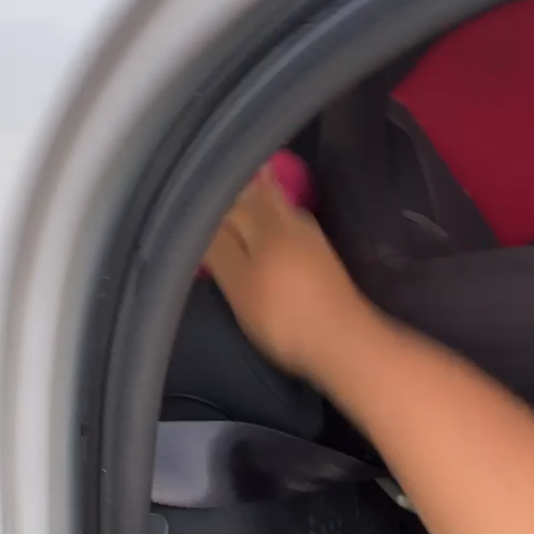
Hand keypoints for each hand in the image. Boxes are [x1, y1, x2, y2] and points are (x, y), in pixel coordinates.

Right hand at [200, 166, 376, 380]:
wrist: (342, 341)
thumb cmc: (282, 315)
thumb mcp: (238, 284)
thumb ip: (217, 248)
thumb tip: (198, 219)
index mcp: (266, 223)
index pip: (230, 199)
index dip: (209, 200)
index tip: (191, 202)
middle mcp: (290, 220)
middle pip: (258, 195)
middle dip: (235, 192)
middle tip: (211, 194)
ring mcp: (310, 238)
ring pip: (275, 209)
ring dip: (255, 203)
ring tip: (234, 205)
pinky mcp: (321, 257)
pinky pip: (287, 227)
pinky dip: (270, 223)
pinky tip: (264, 236)